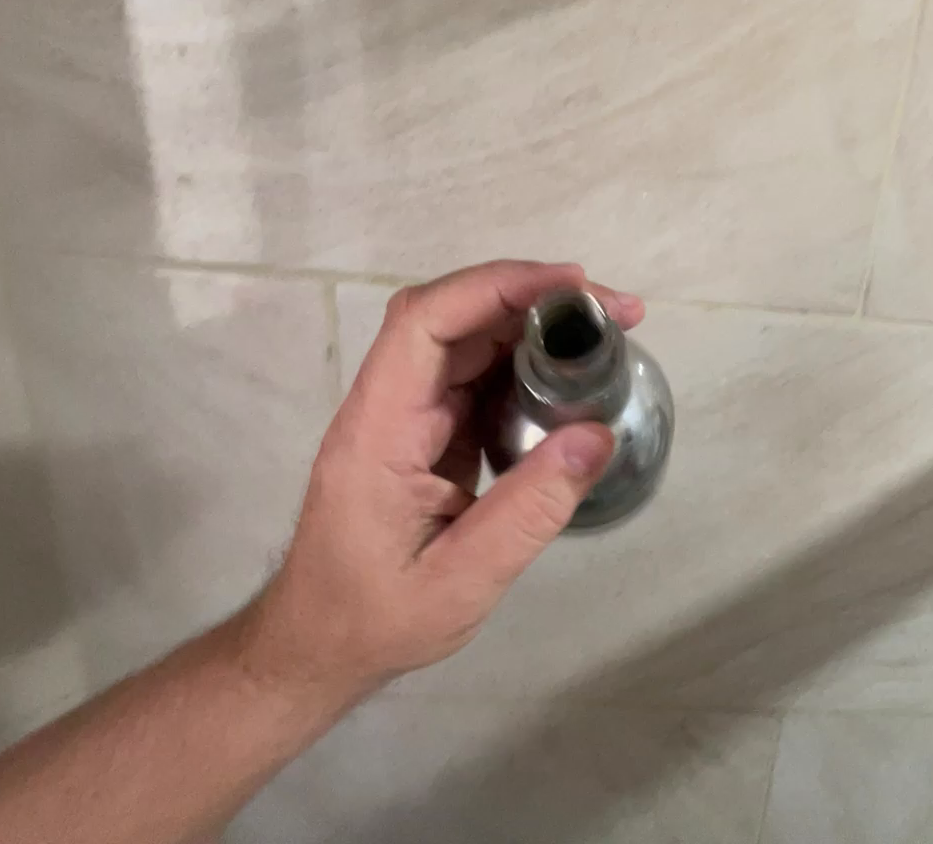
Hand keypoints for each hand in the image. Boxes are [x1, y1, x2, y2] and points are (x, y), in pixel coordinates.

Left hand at [237, 260, 644, 701]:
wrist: (320, 643)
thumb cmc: (375, 617)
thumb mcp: (461, 581)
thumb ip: (530, 511)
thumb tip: (599, 433)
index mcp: (380, 428)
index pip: (425, 322)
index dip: (496, 288)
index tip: (571, 288)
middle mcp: (390, 404)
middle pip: (453, 315)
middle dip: (533, 297)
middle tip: (613, 312)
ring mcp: (408, 413)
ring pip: (469, 339)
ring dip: (534, 324)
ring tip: (603, 334)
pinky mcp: (429, 428)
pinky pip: (478, 374)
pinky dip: (527, 361)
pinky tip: (568, 375)